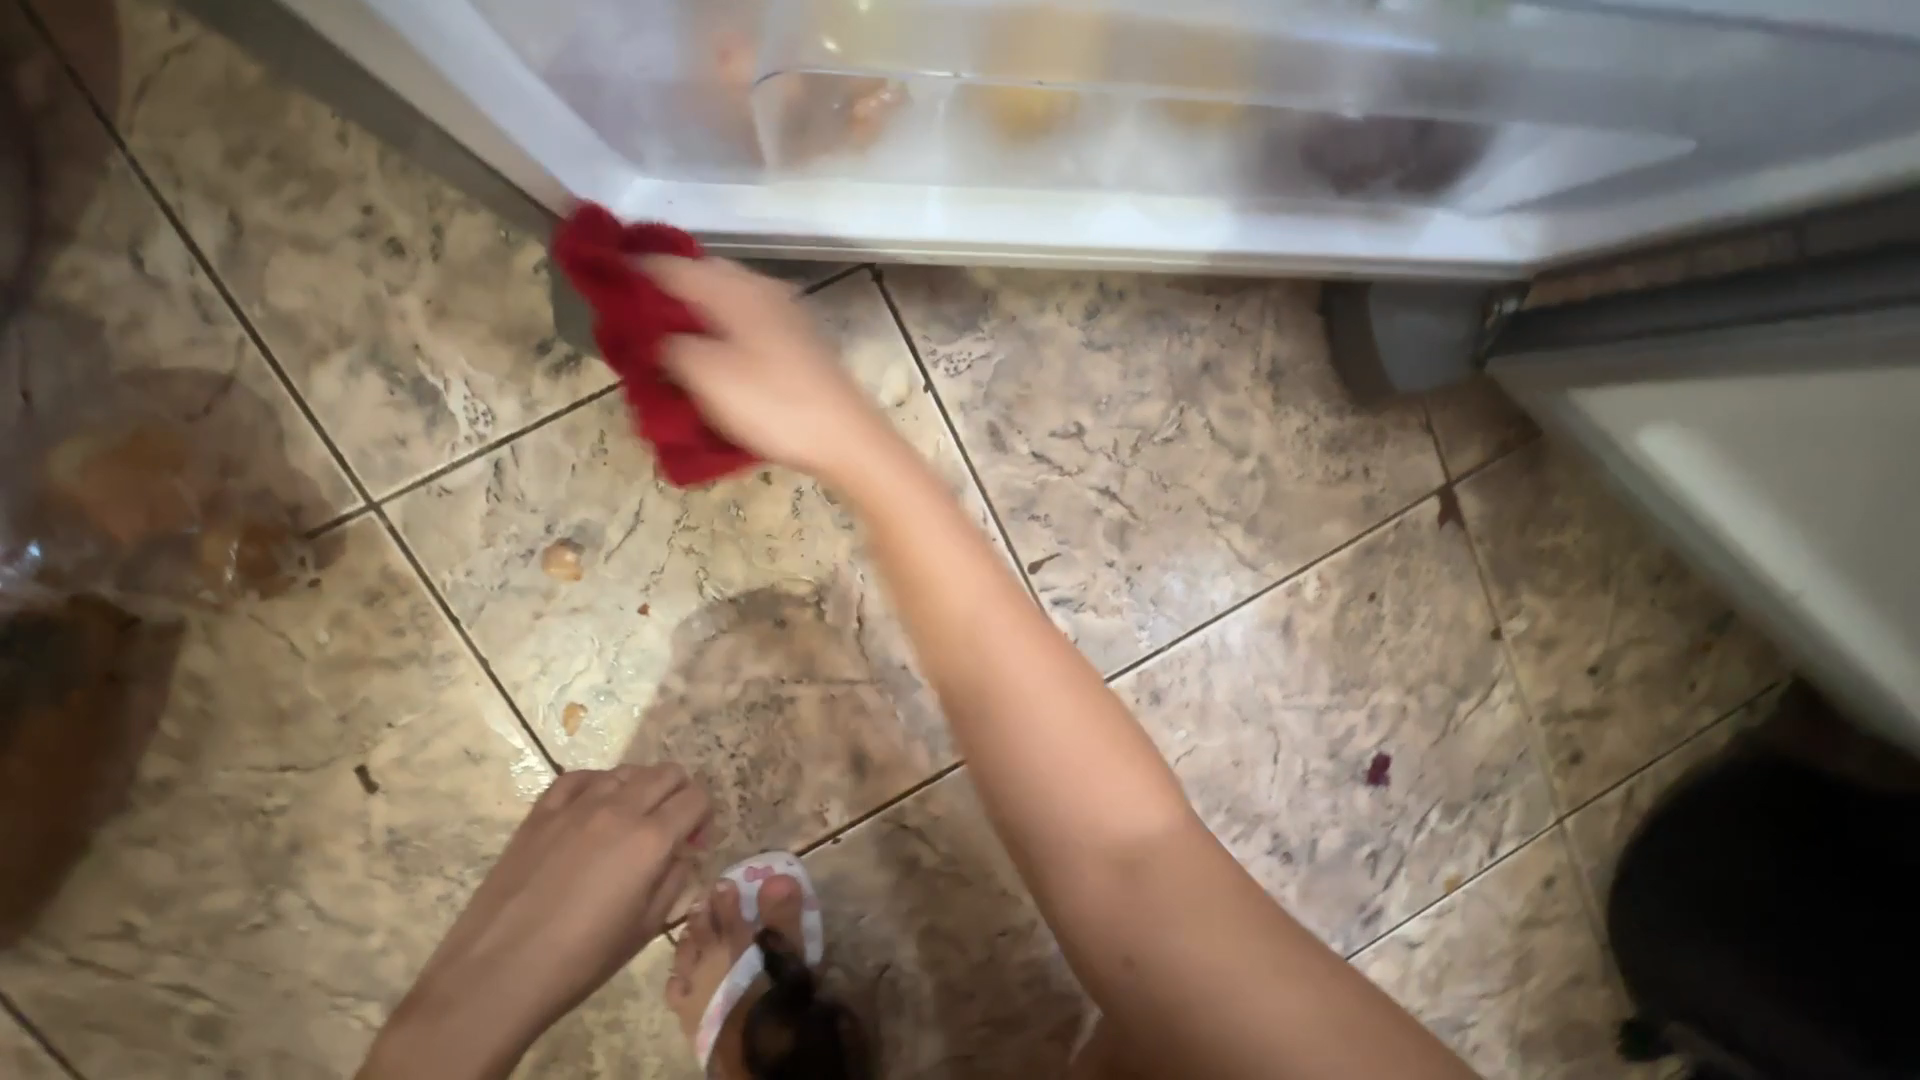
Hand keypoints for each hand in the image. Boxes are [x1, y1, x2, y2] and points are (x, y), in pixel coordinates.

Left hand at [359, 765, 711, 1079]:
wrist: (496, 974)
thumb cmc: (580, 960)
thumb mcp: (646, 928)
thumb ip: (674, 880)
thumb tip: (680, 854)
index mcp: (651, 839)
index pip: (696, 799)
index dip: (703, 818)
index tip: (694, 843)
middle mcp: (619, 809)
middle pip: (667, 774)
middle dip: (680, 795)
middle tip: (671, 829)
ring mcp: (576, 806)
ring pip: (627, 771)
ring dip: (641, 789)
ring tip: (631, 822)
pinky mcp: (541, 813)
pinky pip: (581, 778)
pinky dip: (599, 785)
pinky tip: (594, 807)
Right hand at [643, 255, 896, 482]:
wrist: (847, 438)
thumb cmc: (774, 405)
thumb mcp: (704, 375)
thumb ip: (666, 343)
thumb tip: (649, 329)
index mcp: (733, 286)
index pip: (665, 263)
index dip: (627, 274)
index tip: (599, 290)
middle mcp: (759, 288)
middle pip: (696, 280)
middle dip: (660, 299)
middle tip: (630, 327)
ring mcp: (784, 314)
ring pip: (721, 305)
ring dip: (691, 320)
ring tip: (663, 348)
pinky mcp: (797, 342)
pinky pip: (744, 328)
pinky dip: (719, 337)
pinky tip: (708, 363)